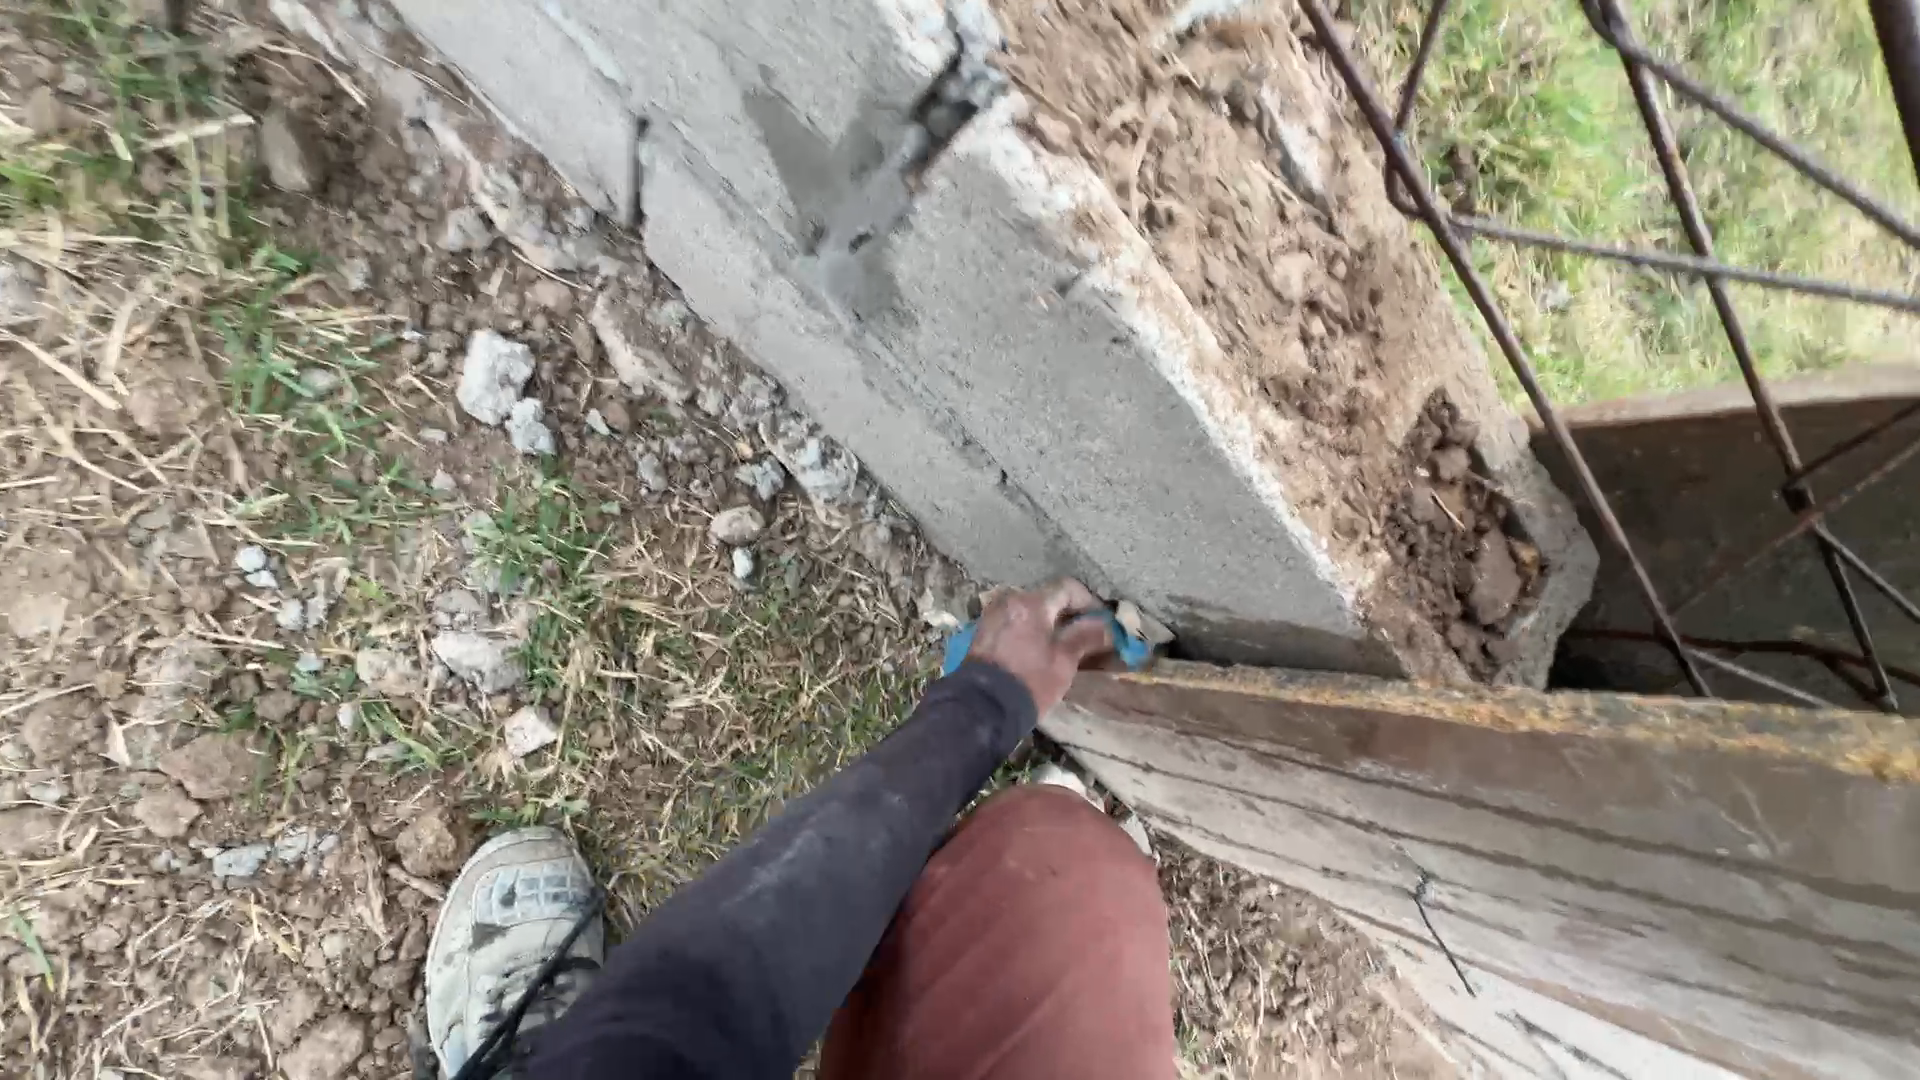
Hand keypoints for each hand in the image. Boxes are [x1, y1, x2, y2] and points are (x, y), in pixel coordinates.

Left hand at [965, 578, 1114, 714]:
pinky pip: (1016, 621)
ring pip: (1031, 610)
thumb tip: (1107, 625)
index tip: (1102, 623)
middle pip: (1048, 597)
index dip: (1090, 602)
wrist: (982, 708)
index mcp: (1031, 603)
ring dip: (1050, 622)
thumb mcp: (1064, 661)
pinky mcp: (985, 631)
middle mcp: (1010, 600)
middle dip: (1070, 613)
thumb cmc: (1029, 683)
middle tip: (1088, 635)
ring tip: (1066, 645)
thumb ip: (1085, 637)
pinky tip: (1041, 649)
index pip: (1068, 587)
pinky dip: (1032, 629)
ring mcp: (994, 614)